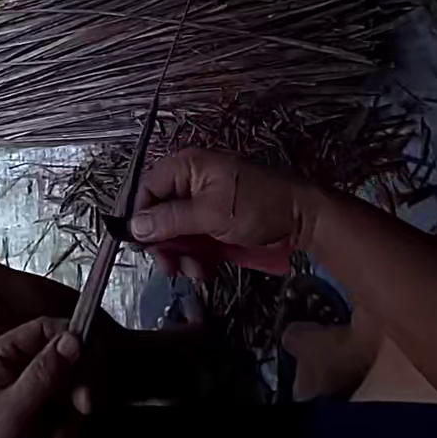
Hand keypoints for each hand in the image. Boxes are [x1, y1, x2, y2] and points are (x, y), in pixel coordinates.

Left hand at [0, 317, 82, 437]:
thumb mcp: (6, 416)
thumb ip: (42, 376)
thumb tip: (73, 339)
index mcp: (0, 359)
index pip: (46, 330)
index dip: (71, 341)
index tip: (89, 363)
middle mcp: (17, 374)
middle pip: (66, 361)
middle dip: (77, 387)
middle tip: (82, 408)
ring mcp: (29, 403)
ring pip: (71, 394)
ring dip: (72, 423)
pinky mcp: (38, 431)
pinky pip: (67, 423)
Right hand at [129, 149, 319, 276]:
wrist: (302, 220)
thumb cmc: (259, 206)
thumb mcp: (210, 214)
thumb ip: (170, 220)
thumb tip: (135, 226)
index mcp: (187, 166)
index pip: (147, 189)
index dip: (141, 218)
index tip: (143, 245)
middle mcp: (190, 181)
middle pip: (158, 213)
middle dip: (164, 243)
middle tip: (170, 267)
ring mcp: (202, 202)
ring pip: (174, 231)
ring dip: (180, 255)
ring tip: (194, 271)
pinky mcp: (213, 221)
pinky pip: (192, 239)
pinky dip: (195, 256)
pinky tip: (204, 269)